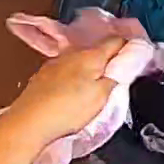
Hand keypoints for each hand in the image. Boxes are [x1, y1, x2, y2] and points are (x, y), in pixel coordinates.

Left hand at [0, 39, 122, 159]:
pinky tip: (72, 93)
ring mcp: (56, 63)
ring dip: (90, 68)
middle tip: (116, 76)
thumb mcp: (102, 96)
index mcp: (91, 56)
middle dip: (109, 59)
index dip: (128, 47)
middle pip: (97, 50)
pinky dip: (74, 76)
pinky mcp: (43, 75)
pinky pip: (66, 69)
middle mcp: (73, 53)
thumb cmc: (67, 110)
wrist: (28, 123)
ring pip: (80, 60)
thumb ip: (116, 76)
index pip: (116, 41)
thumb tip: (126, 61)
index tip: (135, 58)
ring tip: (94, 87)